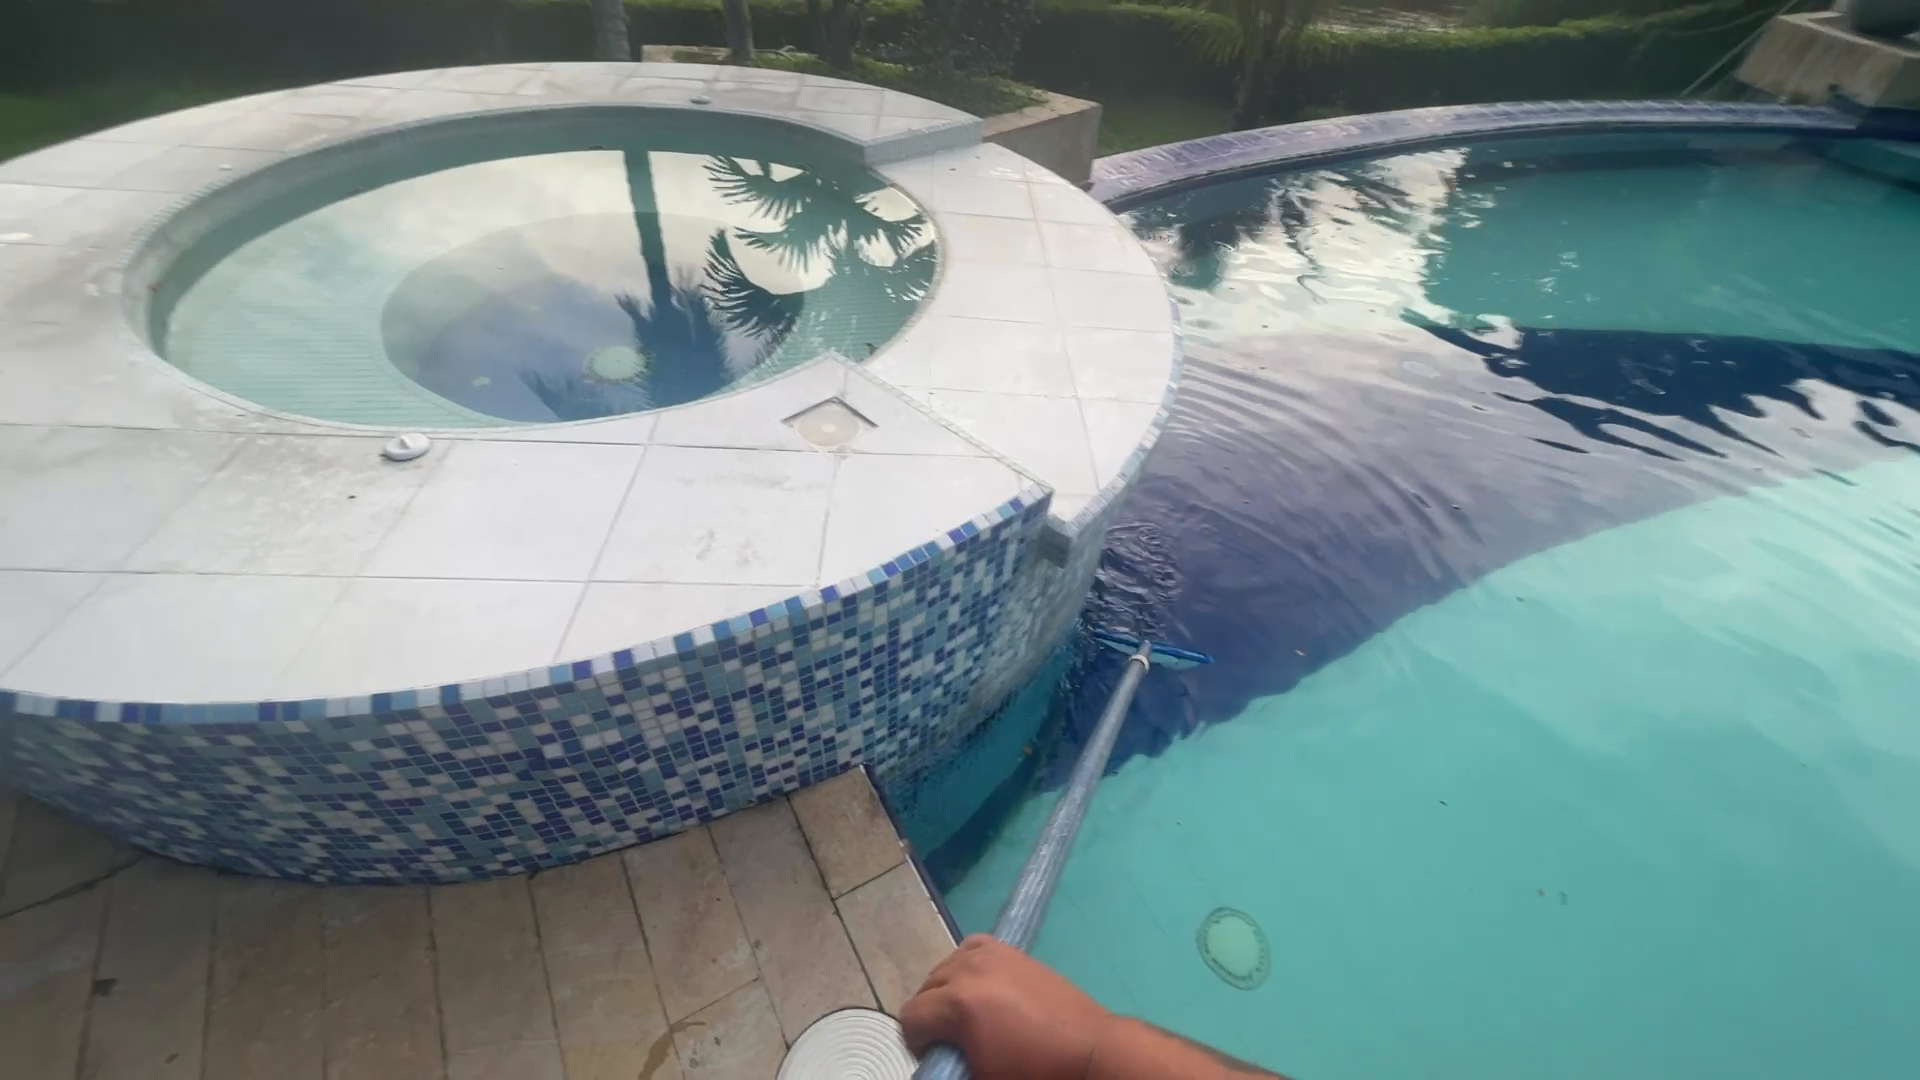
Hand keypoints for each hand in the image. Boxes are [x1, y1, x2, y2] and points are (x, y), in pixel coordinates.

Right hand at [900, 935, 1115, 1079]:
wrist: (1086, 1049)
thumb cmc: (1034, 1072)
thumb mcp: (982, 1076)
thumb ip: (950, 1063)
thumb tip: (937, 1059)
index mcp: (958, 1003)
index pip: (910, 1016)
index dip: (916, 1043)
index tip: (934, 1059)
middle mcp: (968, 969)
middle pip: (925, 987)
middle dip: (931, 1017)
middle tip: (952, 1043)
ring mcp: (990, 953)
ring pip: (945, 966)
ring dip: (947, 991)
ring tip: (967, 1016)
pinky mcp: (1008, 949)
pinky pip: (970, 948)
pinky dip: (966, 966)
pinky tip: (980, 987)